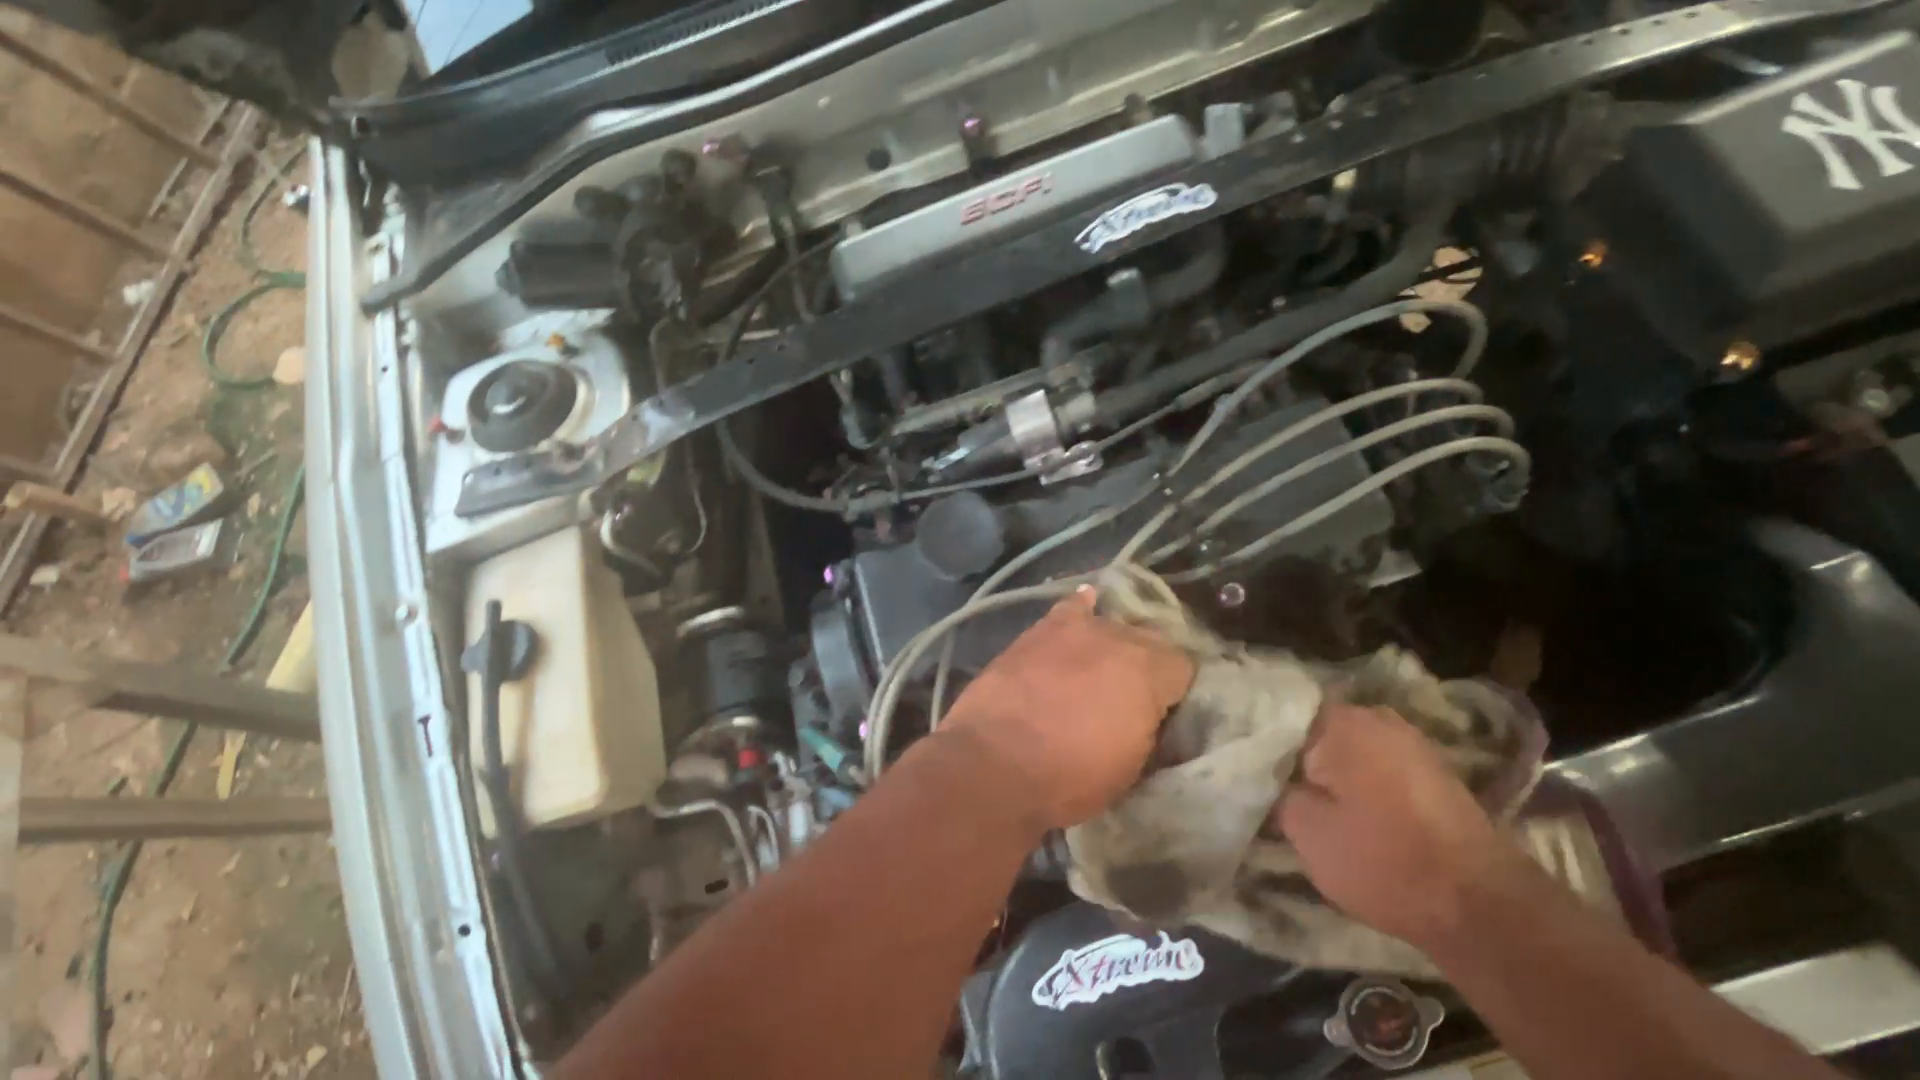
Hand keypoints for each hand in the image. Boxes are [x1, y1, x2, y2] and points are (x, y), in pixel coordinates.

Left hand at [941, 590, 1194, 830]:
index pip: (1185, 667)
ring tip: (1104, 668)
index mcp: (1151, 671)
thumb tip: (1150, 719)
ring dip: (1112, 646)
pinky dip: (1081, 608)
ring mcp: (1075, 628)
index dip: (1177, 693)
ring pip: (1110, 625)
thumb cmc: (1070, 777)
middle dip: (1147, 665)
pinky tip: (1086, 603)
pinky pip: (1069, 608)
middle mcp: (1118, 637)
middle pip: (1149, 640)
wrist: (994, 764)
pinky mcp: (1037, 631)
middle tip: (1132, 699)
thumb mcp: (1131, 768)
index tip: (1165, 715)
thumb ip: (1148, 730)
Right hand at [1271, 703, 1520, 947]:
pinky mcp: (1436, 776)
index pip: (1283, 716)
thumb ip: (1280, 794)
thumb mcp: (1307, 832)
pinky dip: (1363, 787)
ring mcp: (1415, 745)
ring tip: (1307, 804)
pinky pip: (1380, 770)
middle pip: (1320, 732)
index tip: (1247, 770)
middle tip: (1272, 790)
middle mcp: (1381, 719)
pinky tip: (1350, 813)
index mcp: (1344, 721)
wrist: (1480, 904)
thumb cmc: (1383, 860)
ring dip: (1333, 774)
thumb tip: (1279, 781)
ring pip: (1353, 752)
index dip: (1263, 744)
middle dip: (1299, 759)